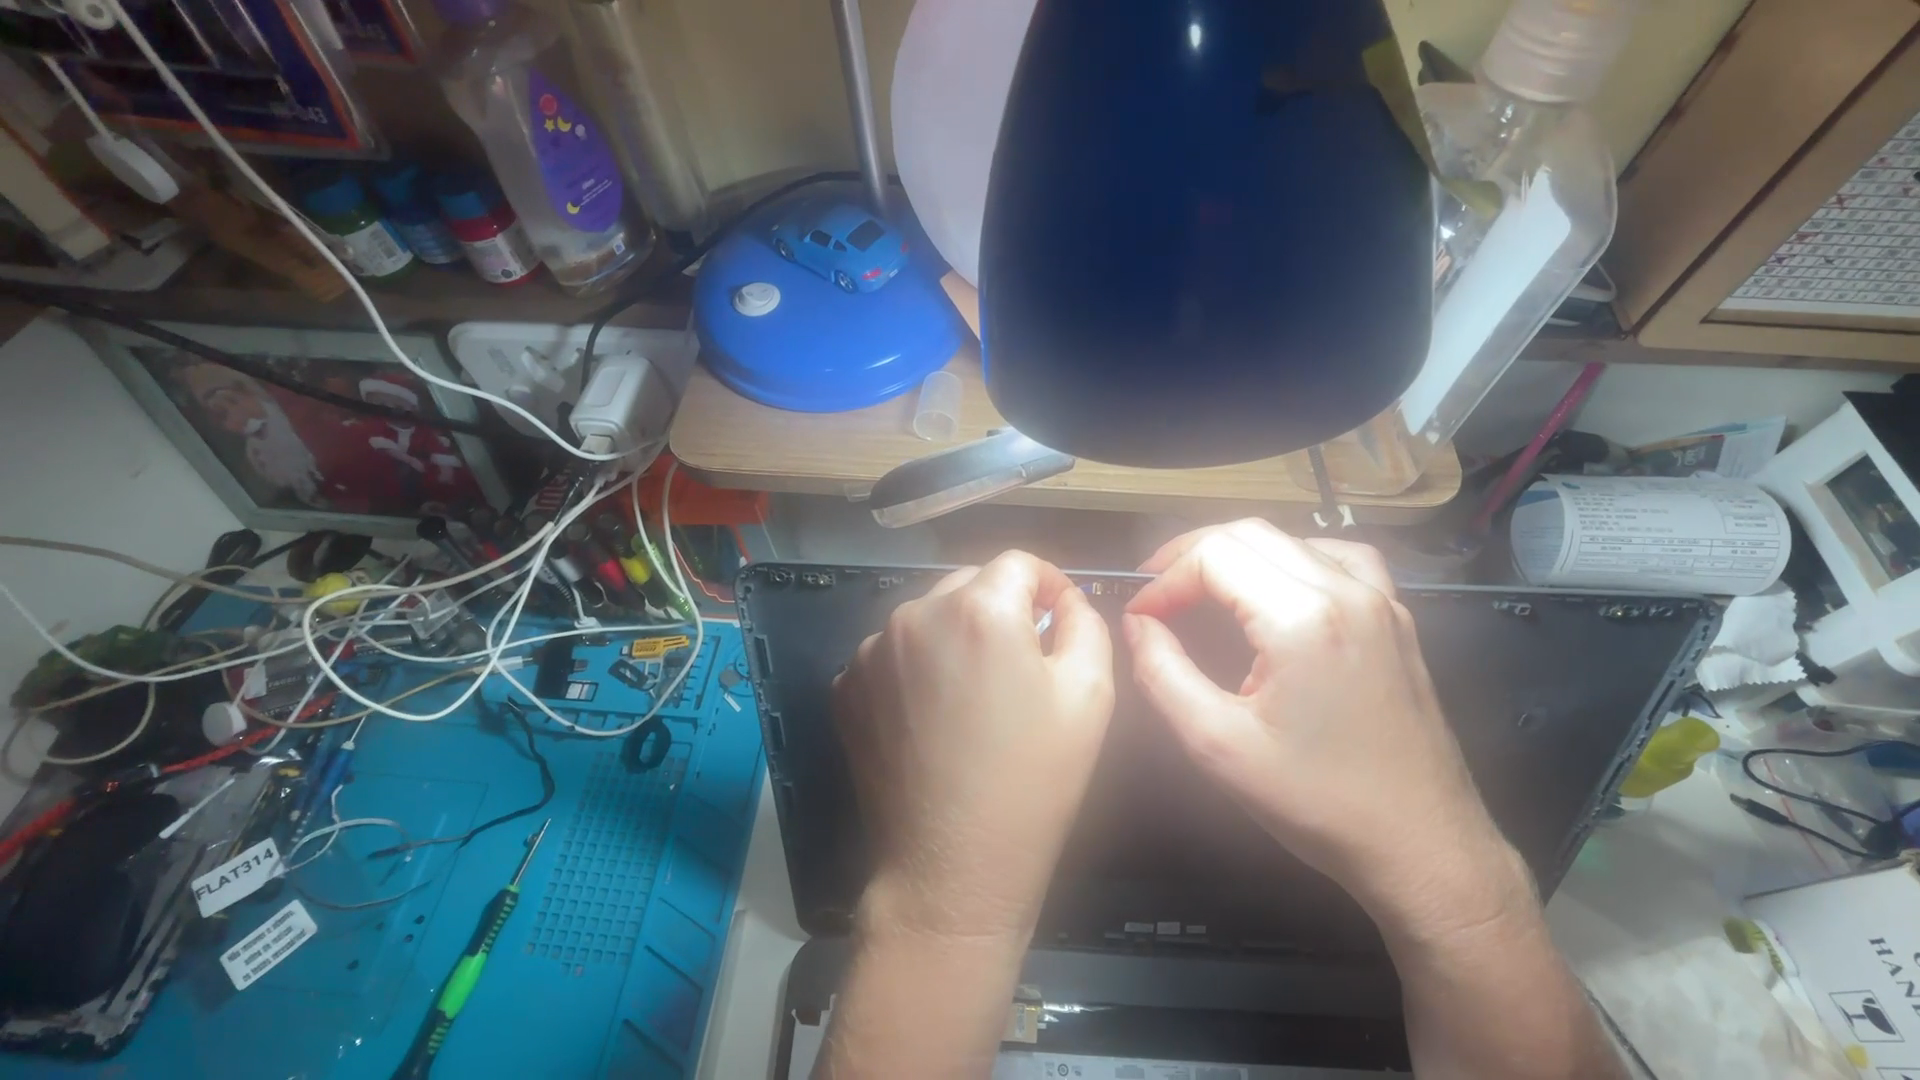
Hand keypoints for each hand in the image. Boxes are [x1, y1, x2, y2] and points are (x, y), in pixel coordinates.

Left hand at [833, 551, 1114, 941]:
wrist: (951, 867)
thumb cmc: (1032, 782)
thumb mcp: (1090, 695)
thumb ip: (1084, 623)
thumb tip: (1061, 602)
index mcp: (979, 609)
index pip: (1018, 562)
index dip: (1046, 586)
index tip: (1057, 621)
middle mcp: (915, 613)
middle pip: (969, 585)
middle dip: (1000, 610)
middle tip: (1020, 667)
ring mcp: (871, 650)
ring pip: (927, 617)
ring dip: (954, 637)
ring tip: (973, 698)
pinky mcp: (845, 686)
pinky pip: (892, 653)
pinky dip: (916, 667)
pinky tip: (931, 717)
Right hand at [1121, 520, 1518, 922]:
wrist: (1425, 848)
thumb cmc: (1316, 802)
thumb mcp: (1217, 745)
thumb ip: (1163, 673)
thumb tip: (1137, 625)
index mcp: (1303, 617)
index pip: (1215, 555)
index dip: (1164, 579)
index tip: (1138, 619)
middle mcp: (1348, 591)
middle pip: (1251, 533)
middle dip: (1190, 557)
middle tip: (1154, 596)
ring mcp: (1381, 601)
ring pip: (1292, 539)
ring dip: (1236, 553)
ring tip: (1199, 587)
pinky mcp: (1396, 620)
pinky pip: (1338, 559)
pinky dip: (1291, 559)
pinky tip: (1275, 589)